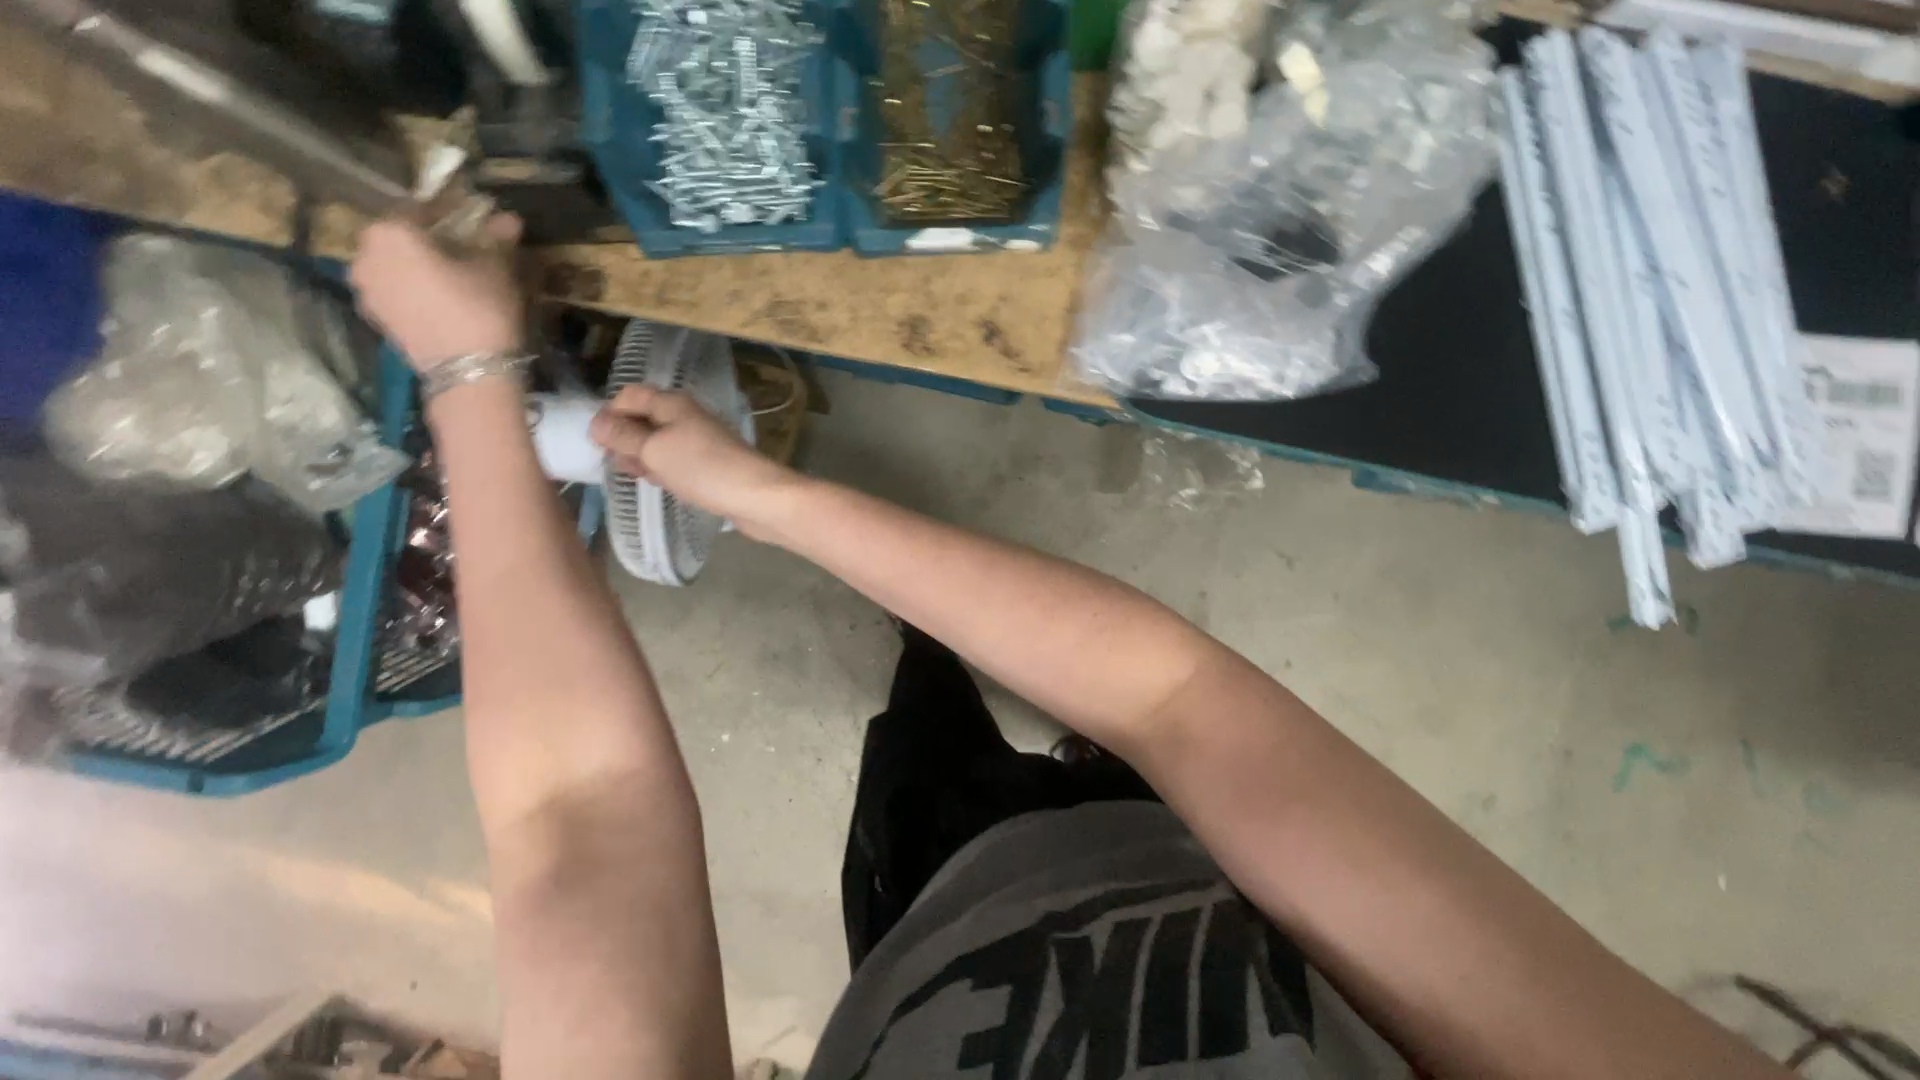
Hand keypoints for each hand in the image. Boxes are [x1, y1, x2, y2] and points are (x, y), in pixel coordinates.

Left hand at [351, 214, 526, 371]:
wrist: (469, 370)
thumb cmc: (480, 307)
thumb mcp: (495, 268)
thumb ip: (495, 238)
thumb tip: (508, 218)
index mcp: (390, 231)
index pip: (420, 209)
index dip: (449, 212)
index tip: (471, 218)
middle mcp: (365, 255)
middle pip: (400, 237)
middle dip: (428, 239)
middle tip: (461, 247)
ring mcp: (365, 289)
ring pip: (394, 265)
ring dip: (418, 265)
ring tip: (451, 275)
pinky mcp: (375, 318)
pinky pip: (393, 291)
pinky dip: (412, 289)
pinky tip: (439, 298)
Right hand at [591, 386, 800, 541]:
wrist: (755, 496)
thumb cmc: (702, 468)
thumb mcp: (654, 450)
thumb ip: (623, 436)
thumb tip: (596, 422)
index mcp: (672, 404)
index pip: (630, 395)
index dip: (610, 414)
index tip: (597, 442)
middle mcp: (686, 416)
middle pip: (644, 419)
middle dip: (624, 438)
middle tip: (615, 463)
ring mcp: (699, 440)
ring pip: (658, 443)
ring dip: (643, 456)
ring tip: (634, 475)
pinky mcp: (708, 464)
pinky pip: (676, 461)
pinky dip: (663, 469)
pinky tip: (659, 483)